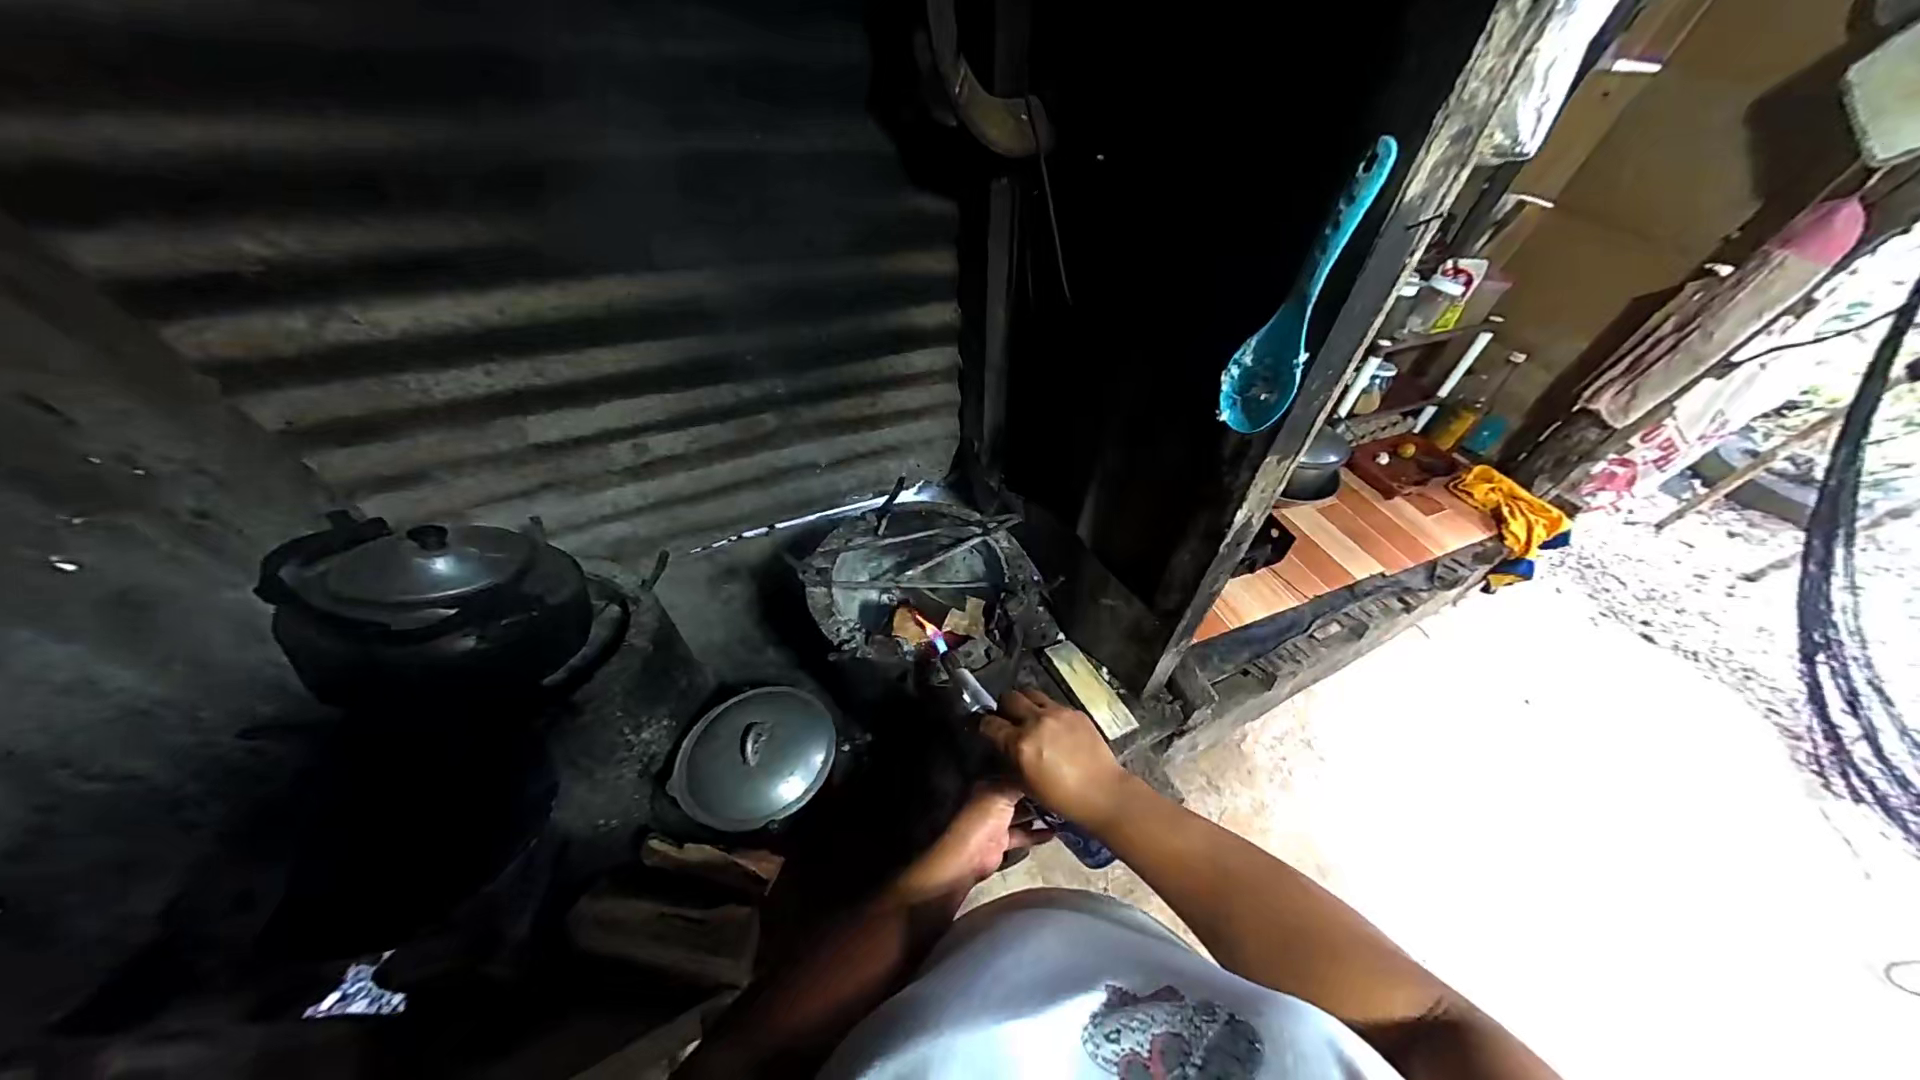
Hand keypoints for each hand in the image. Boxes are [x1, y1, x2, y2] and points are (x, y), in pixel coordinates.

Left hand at [887, 783, 1049, 903]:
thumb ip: (1020, 782)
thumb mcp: (1003, 794)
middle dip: (1036, 792)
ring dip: (1039, 814)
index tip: (1052, 768)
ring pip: (1022, 814)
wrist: (968, 858)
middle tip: (1062, 788)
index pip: (1011, 773)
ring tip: (1064, 809)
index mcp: (988, 785)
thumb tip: (1037, 768)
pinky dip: (1037, 834)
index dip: (1029, 770)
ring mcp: (996, 821)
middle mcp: (991, 800)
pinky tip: (1055, 832)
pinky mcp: (1002, 841)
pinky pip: (1023, 834)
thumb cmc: (983, 819)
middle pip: (1018, 794)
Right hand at [979, 689, 1134, 829]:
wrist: (1103, 792)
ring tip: (1030, 718)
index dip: (985, 726)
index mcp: (1020, 743)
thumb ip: (1010, 760)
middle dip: (1004, 707)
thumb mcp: (1026, 784)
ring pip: (1031, 693)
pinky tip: (1055, 728)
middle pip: (1009, 697)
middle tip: (1009, 720)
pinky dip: (1048, 712)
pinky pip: (1053, 703)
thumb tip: (1002, 747)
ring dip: (1025, 703)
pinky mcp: (1075, 711)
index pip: (990, 723)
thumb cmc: (1062, 798)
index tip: (988, 730)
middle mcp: (1036, 721)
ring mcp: (1057, 713)